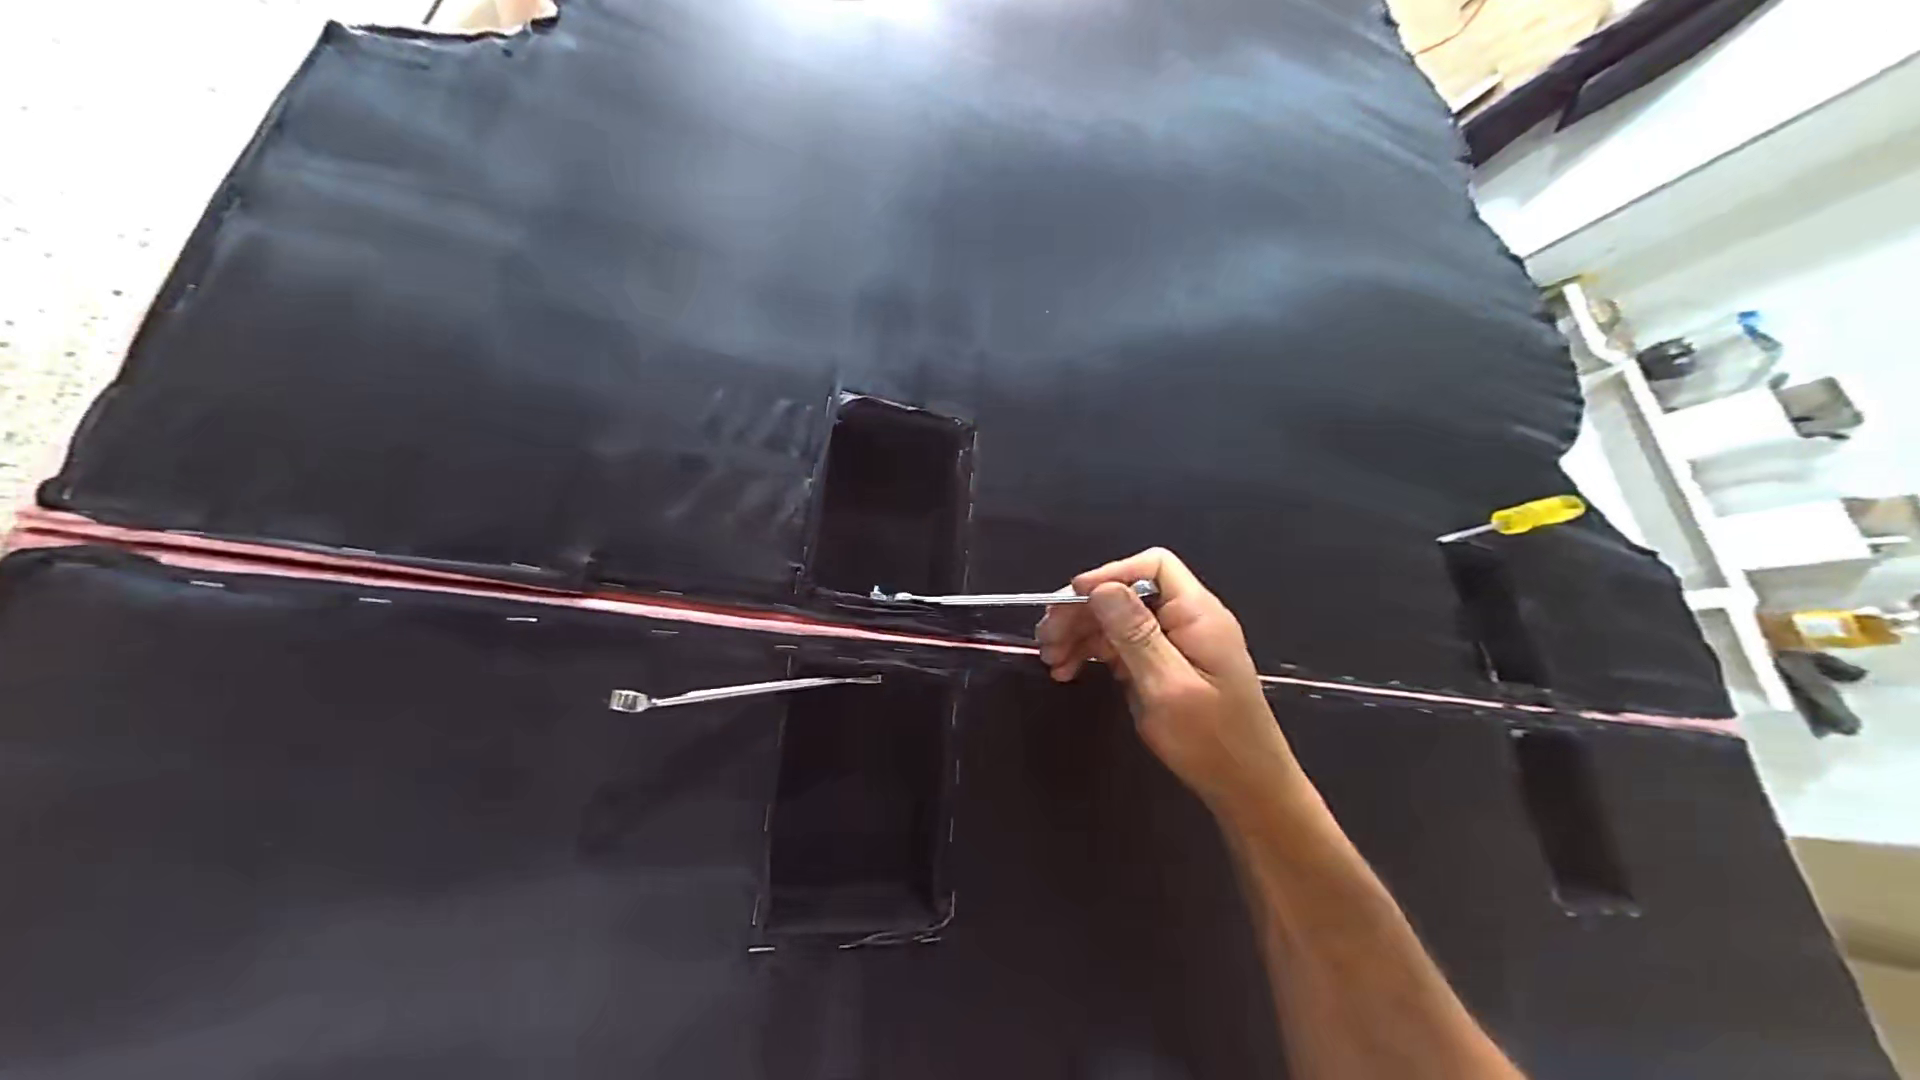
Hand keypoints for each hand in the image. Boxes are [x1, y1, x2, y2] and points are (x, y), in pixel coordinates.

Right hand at [1035, 548, 1303, 813]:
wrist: (1246, 790)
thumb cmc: (1212, 741)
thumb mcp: (1168, 686)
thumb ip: (1136, 634)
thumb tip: (1101, 588)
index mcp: (1197, 615)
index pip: (1153, 566)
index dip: (1110, 575)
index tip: (1072, 599)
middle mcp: (1185, 621)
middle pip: (1126, 594)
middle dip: (1083, 611)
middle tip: (1046, 638)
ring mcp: (1173, 644)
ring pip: (1117, 621)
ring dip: (1080, 634)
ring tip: (1050, 659)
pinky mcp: (1161, 666)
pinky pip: (1120, 647)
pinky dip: (1092, 654)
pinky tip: (1067, 670)